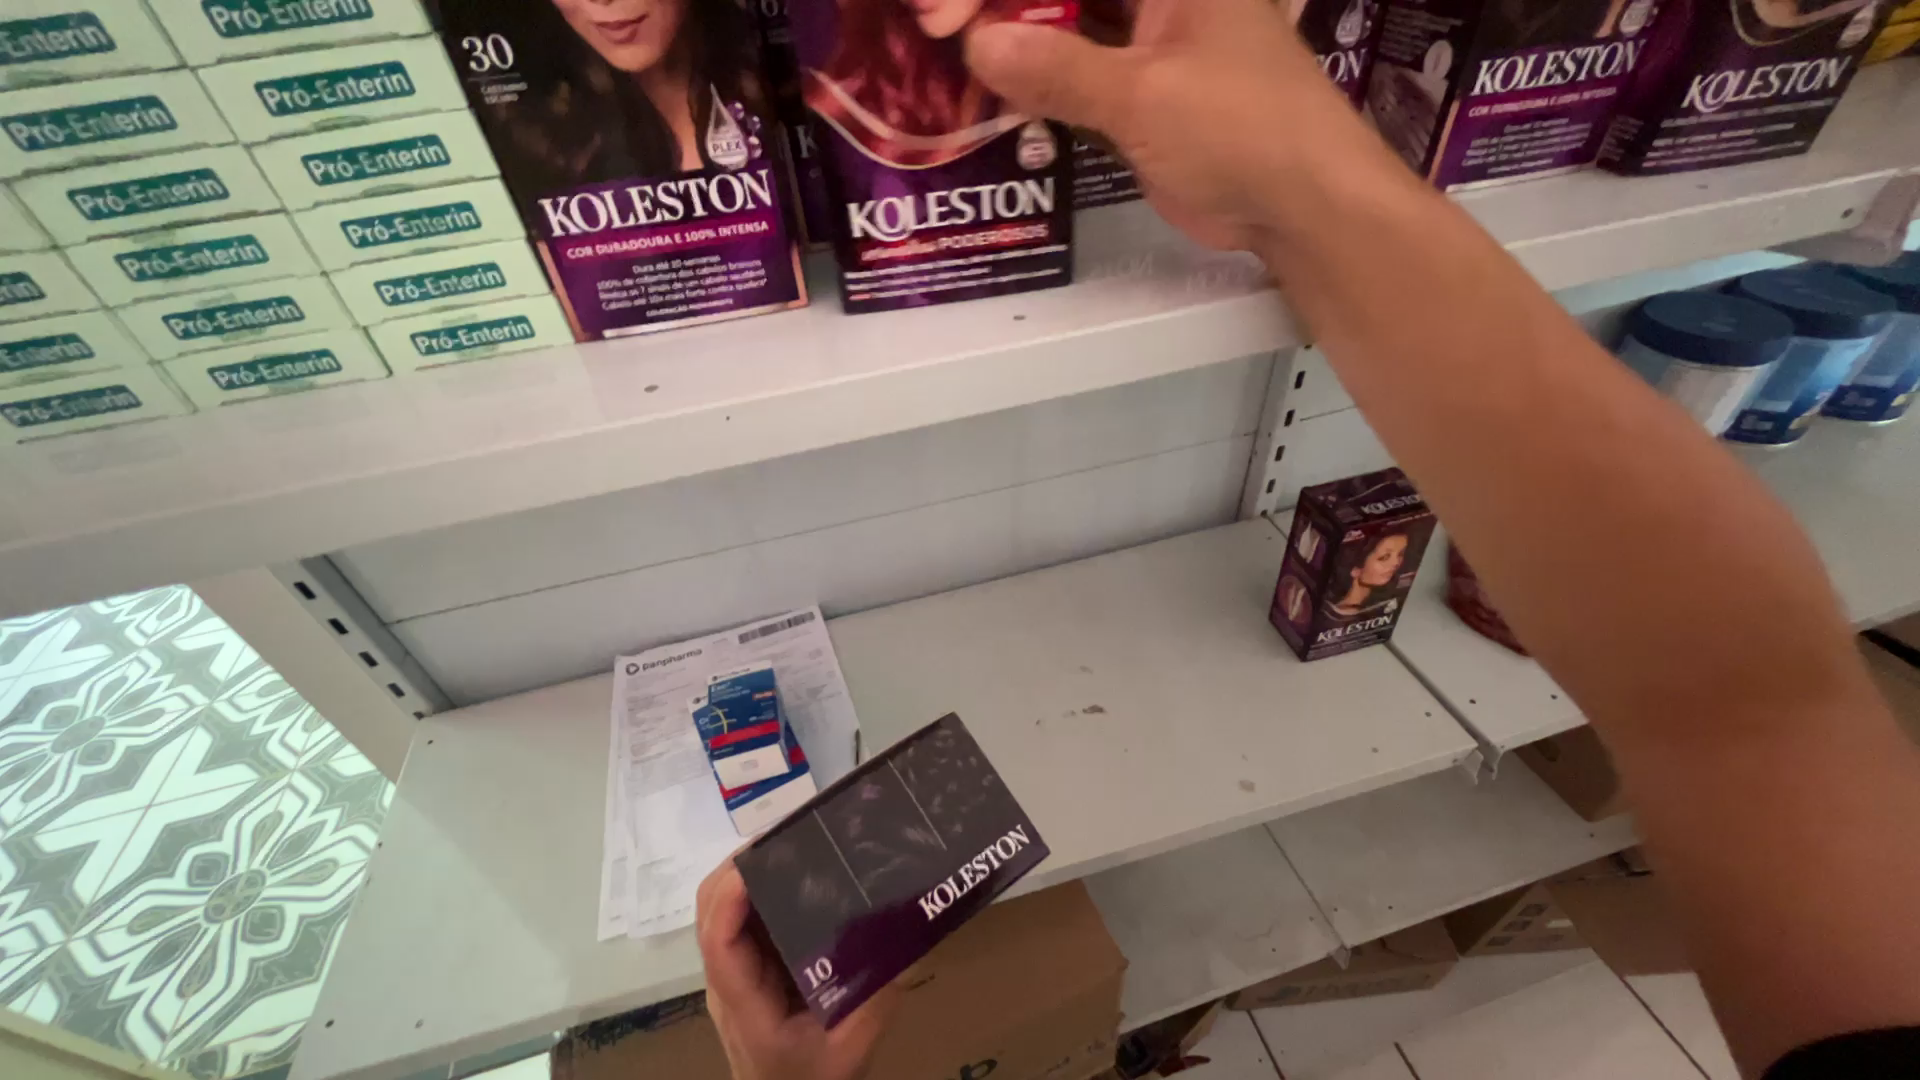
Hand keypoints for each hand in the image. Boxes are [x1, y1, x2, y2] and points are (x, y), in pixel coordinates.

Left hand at [695, 861, 898, 1079]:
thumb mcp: (851, 1046)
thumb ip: (875, 996)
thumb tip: (905, 938)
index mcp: (747, 1006)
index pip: (719, 943)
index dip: (730, 897)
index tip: (759, 858)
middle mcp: (727, 984)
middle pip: (709, 912)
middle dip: (738, 867)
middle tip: (787, 836)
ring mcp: (730, 976)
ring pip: (718, 910)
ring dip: (744, 872)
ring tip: (790, 845)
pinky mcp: (743, 970)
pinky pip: (737, 918)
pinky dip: (755, 888)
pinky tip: (792, 874)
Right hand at [964, 0, 1398, 252]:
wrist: (1295, 201)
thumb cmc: (1241, 128)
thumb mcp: (1145, 95)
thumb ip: (1060, 69)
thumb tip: (981, 44)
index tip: (947, 14)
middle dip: (1002, 6)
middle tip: (938, 32)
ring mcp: (1146, 39)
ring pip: (1064, 23)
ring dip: (1015, 40)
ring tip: (956, 60)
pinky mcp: (1137, 91)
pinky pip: (1074, 72)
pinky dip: (1037, 83)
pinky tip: (996, 94)